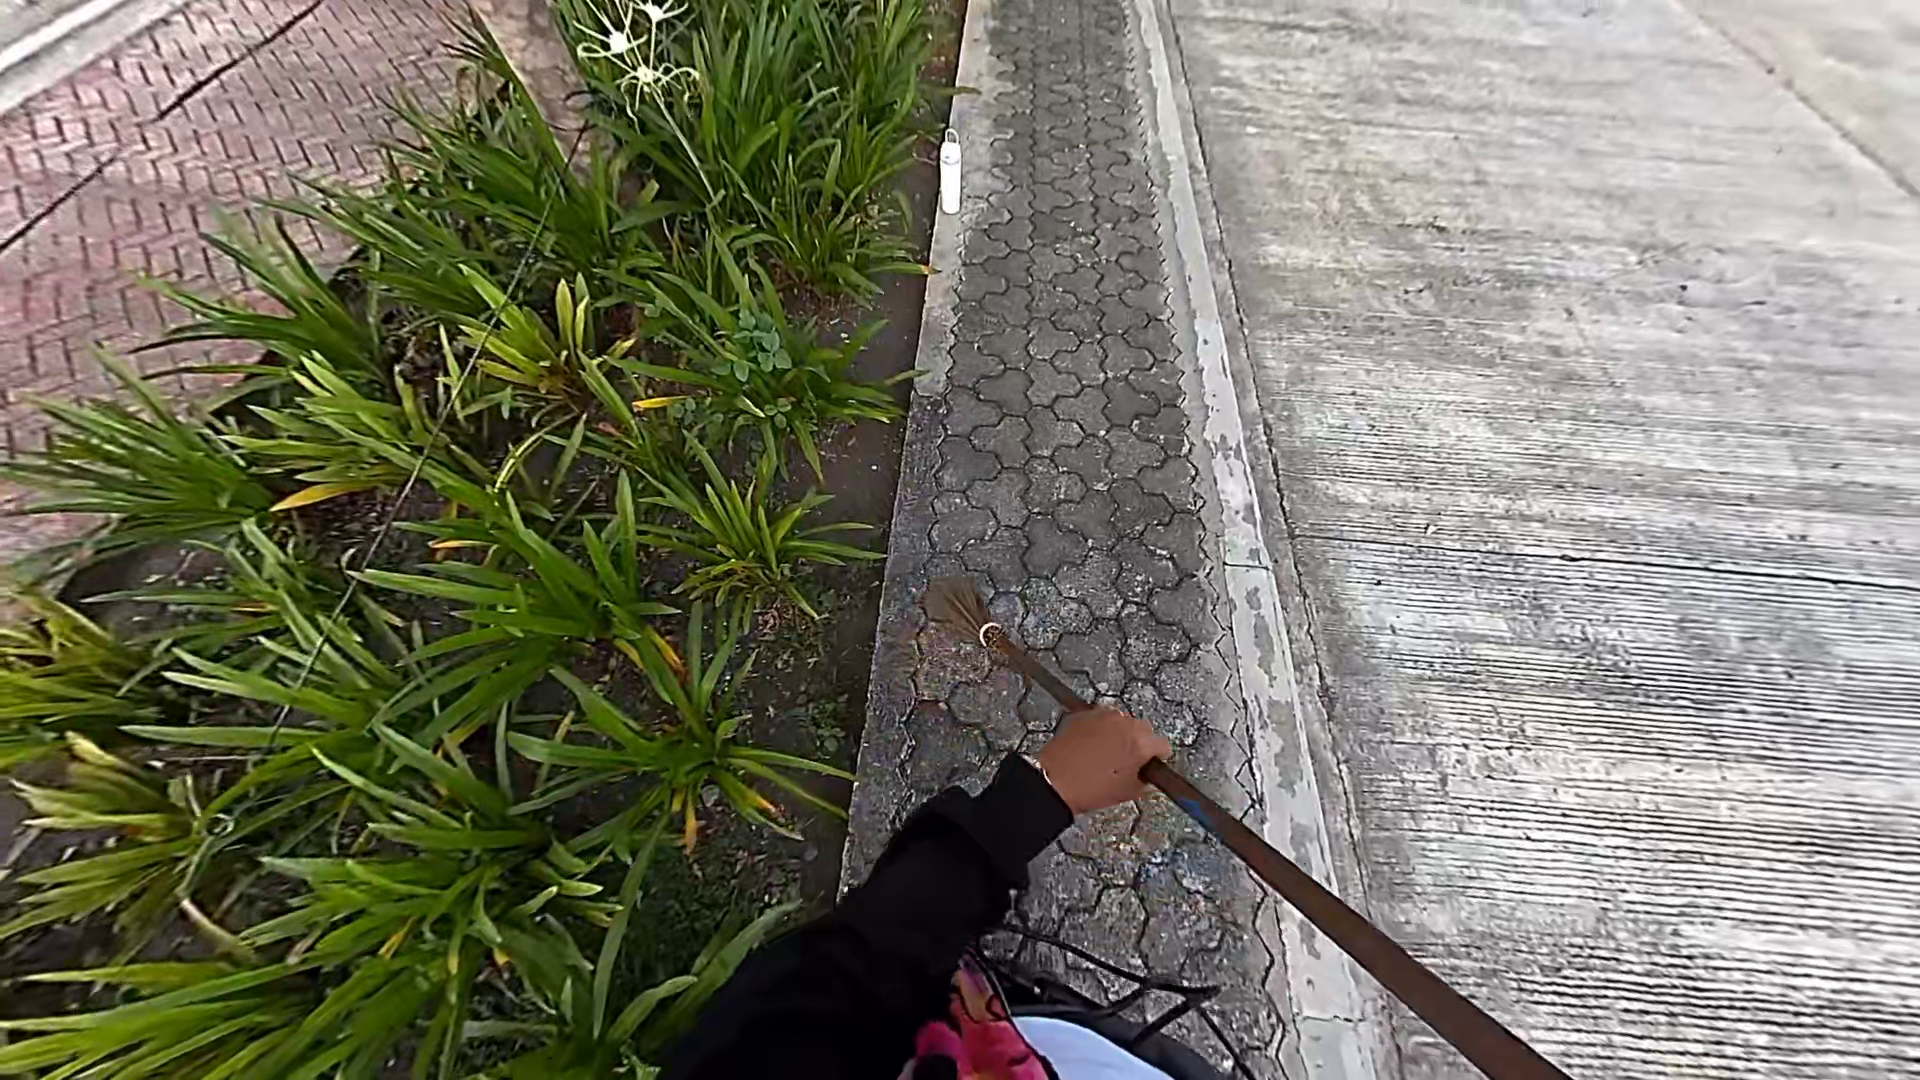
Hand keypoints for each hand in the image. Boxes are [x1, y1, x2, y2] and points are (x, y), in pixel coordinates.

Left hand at [1036, 706, 1171, 814]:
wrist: (1056, 779)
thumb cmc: (1090, 787)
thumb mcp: (1128, 791)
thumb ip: (1145, 780)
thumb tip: (1147, 775)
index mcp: (1140, 743)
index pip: (1162, 744)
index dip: (1158, 757)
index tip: (1152, 763)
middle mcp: (1124, 723)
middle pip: (1143, 728)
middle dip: (1140, 742)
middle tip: (1129, 759)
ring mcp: (1103, 715)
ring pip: (1122, 720)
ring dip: (1120, 732)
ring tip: (1108, 751)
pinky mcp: (1085, 713)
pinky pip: (1101, 717)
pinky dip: (1101, 727)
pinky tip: (1093, 743)